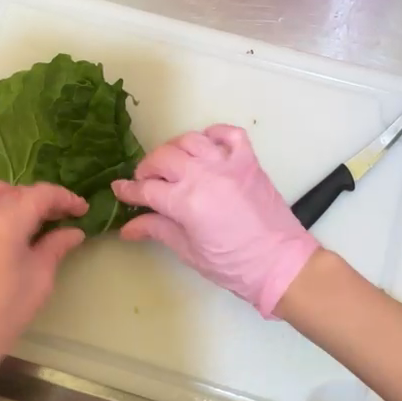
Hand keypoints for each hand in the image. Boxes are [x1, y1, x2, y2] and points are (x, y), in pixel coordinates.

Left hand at [0, 180, 87, 400]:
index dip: (65, 198)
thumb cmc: (4, 311)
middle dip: (38, 198)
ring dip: (11, 197)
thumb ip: (56, 247)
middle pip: (14, 190)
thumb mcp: (39, 278)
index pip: (41, 194)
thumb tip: (73, 232)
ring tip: (27, 218)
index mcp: (7, 220)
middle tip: (57, 216)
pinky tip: (1, 230)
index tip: (81, 209)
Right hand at [112, 125, 317, 317]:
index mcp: (186, 202)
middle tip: (145, 182)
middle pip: (163, 157)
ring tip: (172, 165)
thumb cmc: (234, 266)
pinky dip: (214, 134)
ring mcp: (229, 164)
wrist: (282, 264)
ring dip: (175, 149)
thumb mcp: (190, 252)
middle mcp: (204, 175)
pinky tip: (206, 147)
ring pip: (190, 140)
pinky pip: (229, 134)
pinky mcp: (249, 162)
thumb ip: (158, 230)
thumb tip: (127, 226)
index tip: (119, 190)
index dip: (128, 190)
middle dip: (147, 168)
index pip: (147, 188)